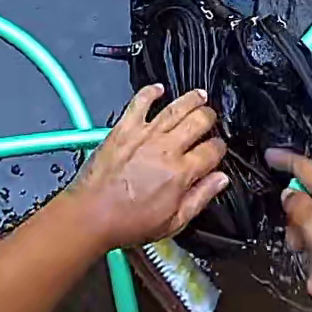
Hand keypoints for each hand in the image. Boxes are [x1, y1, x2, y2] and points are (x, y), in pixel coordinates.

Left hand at [62, 85, 229, 251]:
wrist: (90, 215)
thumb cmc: (128, 222)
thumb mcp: (173, 222)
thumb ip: (200, 197)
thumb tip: (220, 180)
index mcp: (181, 173)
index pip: (213, 150)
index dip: (220, 148)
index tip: (217, 149)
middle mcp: (165, 148)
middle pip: (199, 121)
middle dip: (210, 117)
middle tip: (210, 118)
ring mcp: (144, 135)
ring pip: (175, 108)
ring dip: (191, 99)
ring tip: (200, 95)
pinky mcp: (124, 128)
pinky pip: (140, 102)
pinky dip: (150, 92)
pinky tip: (159, 88)